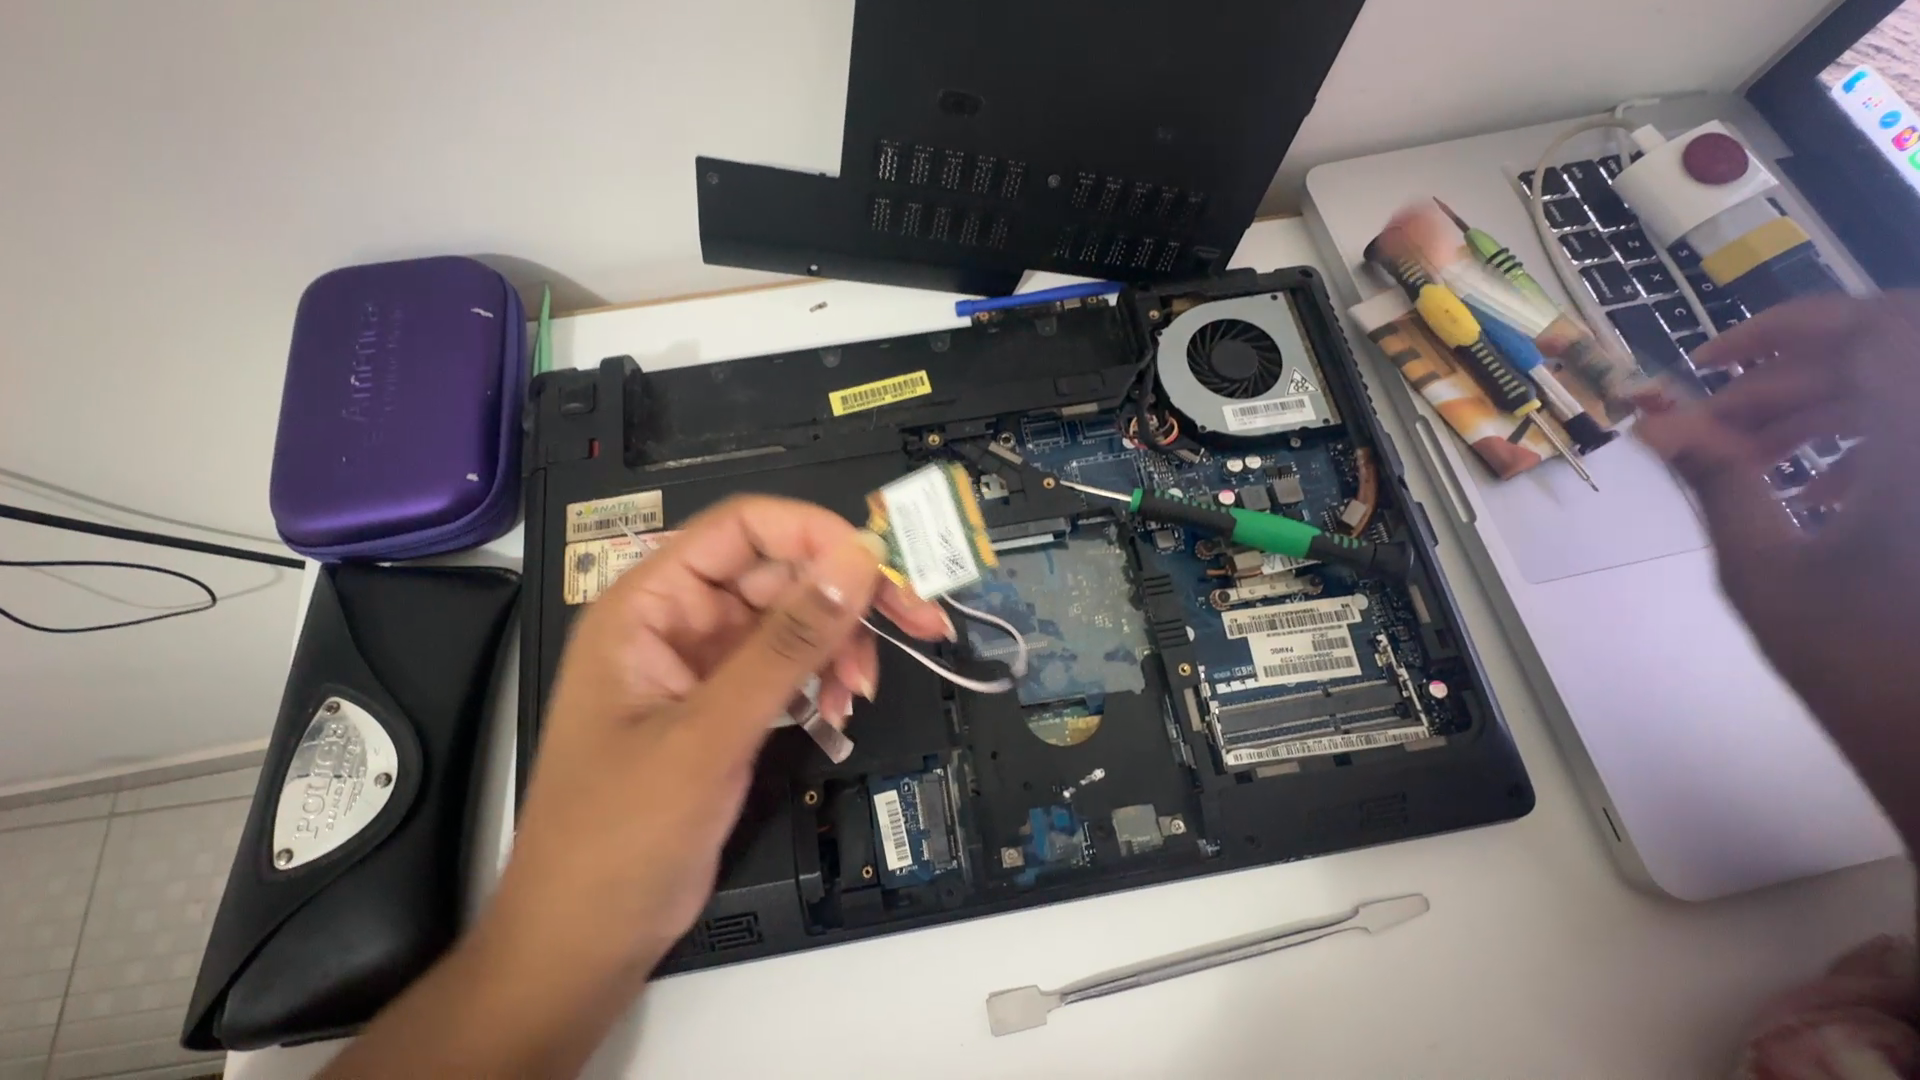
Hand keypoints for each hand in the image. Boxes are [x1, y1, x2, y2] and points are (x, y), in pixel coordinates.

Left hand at [488, 495, 950, 973]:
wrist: (586, 938)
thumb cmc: (621, 835)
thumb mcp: (709, 733)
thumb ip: (785, 645)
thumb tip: (856, 562)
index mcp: (649, 604)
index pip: (741, 528)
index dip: (814, 533)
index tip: (881, 568)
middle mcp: (678, 620)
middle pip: (777, 571)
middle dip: (844, 596)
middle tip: (917, 623)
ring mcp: (704, 664)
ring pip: (792, 619)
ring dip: (838, 643)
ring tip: (860, 691)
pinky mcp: (727, 704)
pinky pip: (789, 665)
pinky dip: (823, 677)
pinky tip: (840, 708)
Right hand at [1636, 293, 1919, 835]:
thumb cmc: (1853, 658)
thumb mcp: (1762, 567)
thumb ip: (1717, 480)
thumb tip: (1657, 421)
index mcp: (1914, 450)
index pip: (1878, 329)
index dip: (1792, 326)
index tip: (1712, 362)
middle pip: (1885, 356)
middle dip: (1786, 380)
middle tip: (1709, 424)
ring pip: (1899, 394)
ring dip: (1819, 412)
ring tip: (1748, 458)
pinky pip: (1913, 436)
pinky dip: (1864, 444)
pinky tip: (1814, 491)